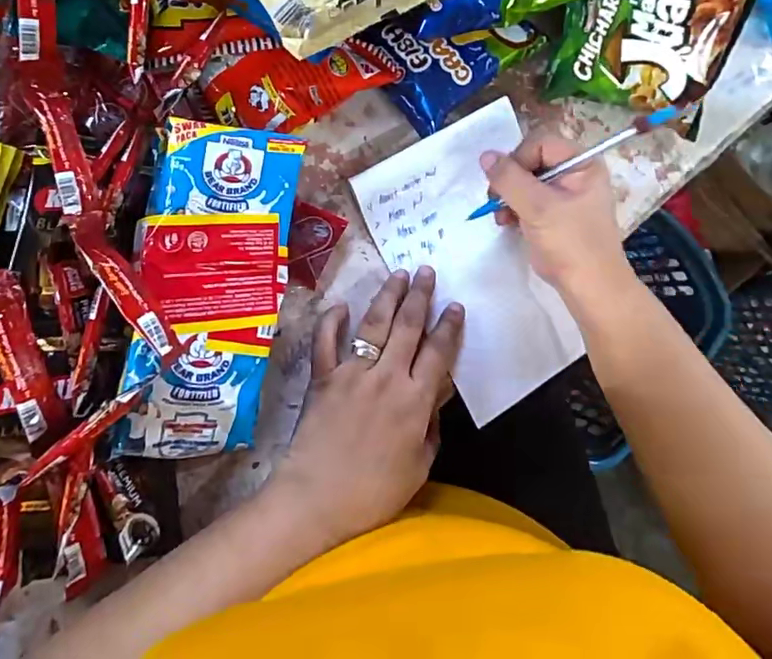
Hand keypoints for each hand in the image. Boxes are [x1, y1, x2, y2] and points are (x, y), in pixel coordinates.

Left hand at [266, 268, 462, 547]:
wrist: (317, 499)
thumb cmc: (374, 493)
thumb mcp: (419, 466)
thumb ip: (430, 425)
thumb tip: (437, 393)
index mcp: (414, 400)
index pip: (438, 352)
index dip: (448, 326)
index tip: (454, 305)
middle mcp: (386, 377)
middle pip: (407, 326)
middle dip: (420, 296)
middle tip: (427, 271)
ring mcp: (352, 372)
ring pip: (373, 324)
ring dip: (388, 296)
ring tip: (399, 274)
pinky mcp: (323, 377)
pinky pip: (326, 341)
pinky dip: (331, 321)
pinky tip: (340, 305)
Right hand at [481, 134, 632, 298]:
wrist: (590, 288)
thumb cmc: (570, 243)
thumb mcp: (537, 207)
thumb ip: (509, 178)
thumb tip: (485, 156)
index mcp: (582, 164)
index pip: (541, 143)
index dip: (519, 158)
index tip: (507, 184)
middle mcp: (575, 173)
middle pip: (531, 160)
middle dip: (510, 180)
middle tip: (496, 199)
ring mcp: (565, 194)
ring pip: (525, 180)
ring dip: (508, 195)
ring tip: (501, 215)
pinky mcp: (554, 214)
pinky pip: (527, 198)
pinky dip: (513, 208)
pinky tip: (506, 222)